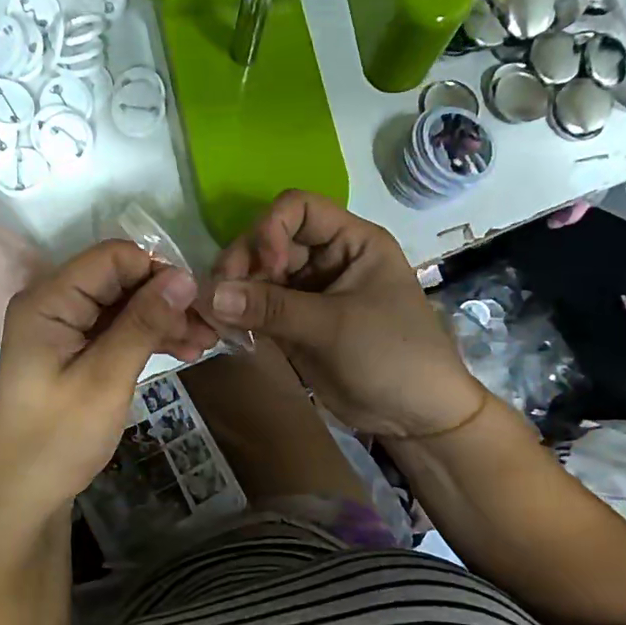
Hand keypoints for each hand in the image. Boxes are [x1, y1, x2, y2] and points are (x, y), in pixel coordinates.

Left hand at [0, 240, 217, 510]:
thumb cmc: (61, 438)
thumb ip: (144, 324)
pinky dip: (149, 337)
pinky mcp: (74, 349)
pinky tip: (185, 351)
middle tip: (210, 328)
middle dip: (166, 298)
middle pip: (120, 279)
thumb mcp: (107, 379)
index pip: (112, 257)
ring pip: (124, 304)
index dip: (158, 270)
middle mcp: (53, 303)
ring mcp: (63, 327)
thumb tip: (184, 278)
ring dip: (164, 319)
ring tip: (206, 343)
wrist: (27, 493)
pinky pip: (118, 328)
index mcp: (48, 301)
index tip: (197, 302)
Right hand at [208, 190, 484, 437]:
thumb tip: (210, 294)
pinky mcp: (297, 327)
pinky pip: (261, 311)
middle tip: (217, 298)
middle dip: (242, 265)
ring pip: (260, 278)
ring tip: (214, 319)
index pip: (299, 209)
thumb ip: (273, 308)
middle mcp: (328, 260)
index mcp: (352, 241)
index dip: (271, 229)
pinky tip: (222, 332)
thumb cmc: (392, 355)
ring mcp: (311, 294)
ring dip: (234, 294)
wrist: (415, 416)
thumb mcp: (335, 326)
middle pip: (270, 242)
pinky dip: (241, 318)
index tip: (265, 267)